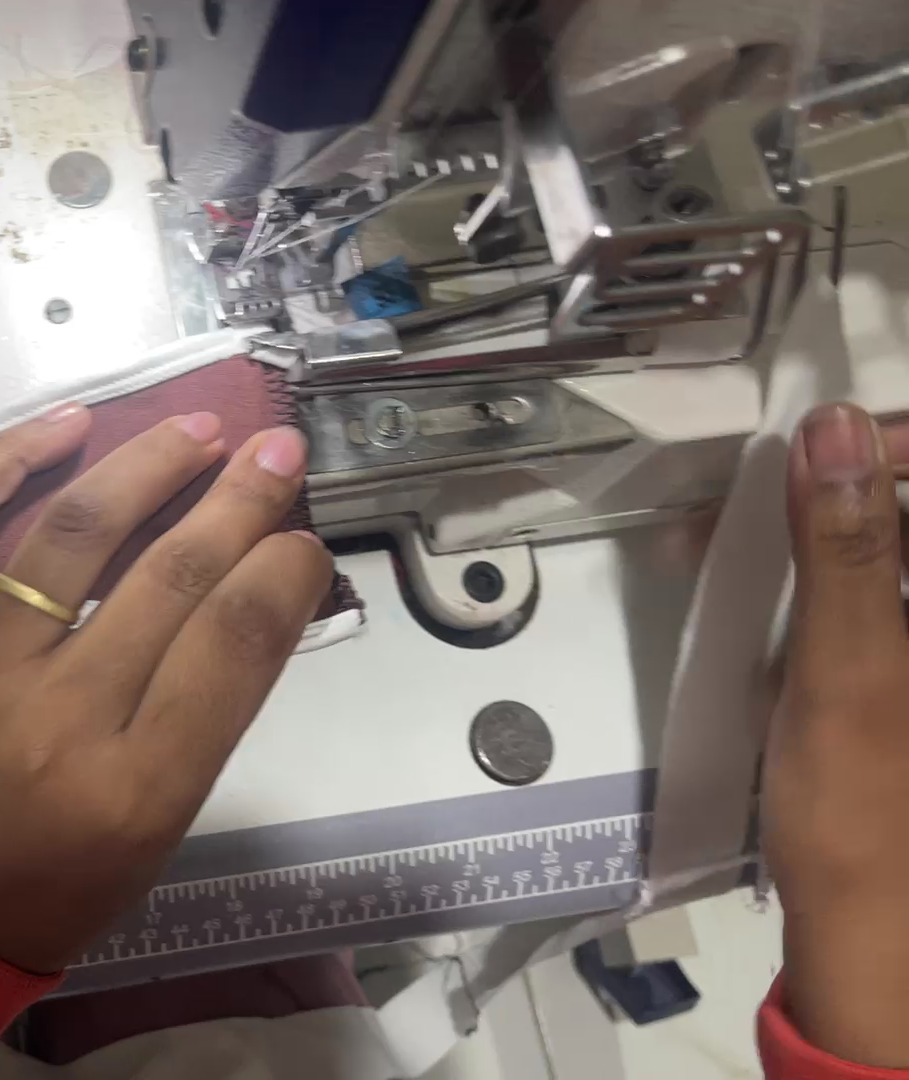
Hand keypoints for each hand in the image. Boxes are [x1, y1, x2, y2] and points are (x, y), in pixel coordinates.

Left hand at [0, 405, 333, 973]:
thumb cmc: (54, 876)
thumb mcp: (158, 820)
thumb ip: (205, 712)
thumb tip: (256, 592)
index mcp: (134, 787)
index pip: (231, 649)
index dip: (282, 574)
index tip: (302, 537)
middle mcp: (56, 715)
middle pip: (166, 578)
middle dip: (237, 500)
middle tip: (273, 451)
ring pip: (74, 533)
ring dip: (146, 464)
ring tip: (196, 429)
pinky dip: (8, 458)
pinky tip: (67, 424)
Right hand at [768, 402, 908, 1066]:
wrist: (886, 925)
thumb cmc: (869, 813)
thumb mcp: (849, 677)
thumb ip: (848, 554)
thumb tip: (835, 428)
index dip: (904, 444)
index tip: (813, 450)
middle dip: (847, 482)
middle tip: (749, 500)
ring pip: (891, 542)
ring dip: (823, 522)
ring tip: (731, 538)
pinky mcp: (902, 664)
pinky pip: (881, 582)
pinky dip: (827, 563)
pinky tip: (770, 577)